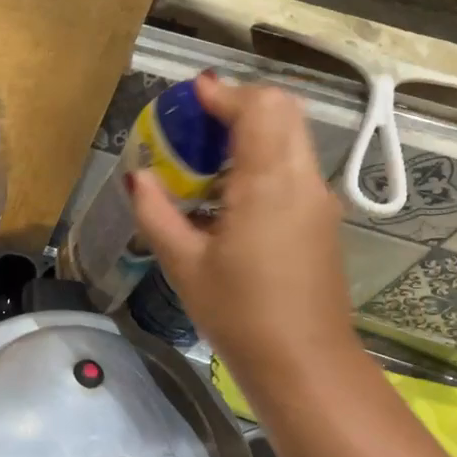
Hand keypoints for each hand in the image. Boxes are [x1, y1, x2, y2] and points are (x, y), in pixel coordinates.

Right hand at [129, 73, 355, 373]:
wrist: (304, 362)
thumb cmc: (239, 313)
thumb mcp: (183, 264)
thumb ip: (156, 212)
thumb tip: (136, 176)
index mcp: (269, 183)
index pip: (258, 108)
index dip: (223, 93)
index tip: (189, 95)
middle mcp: (303, 179)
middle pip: (281, 112)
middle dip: (237, 106)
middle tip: (194, 125)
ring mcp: (317, 199)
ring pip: (290, 138)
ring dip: (250, 133)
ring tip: (202, 160)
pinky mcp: (320, 220)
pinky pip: (292, 168)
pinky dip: (261, 160)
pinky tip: (225, 196)